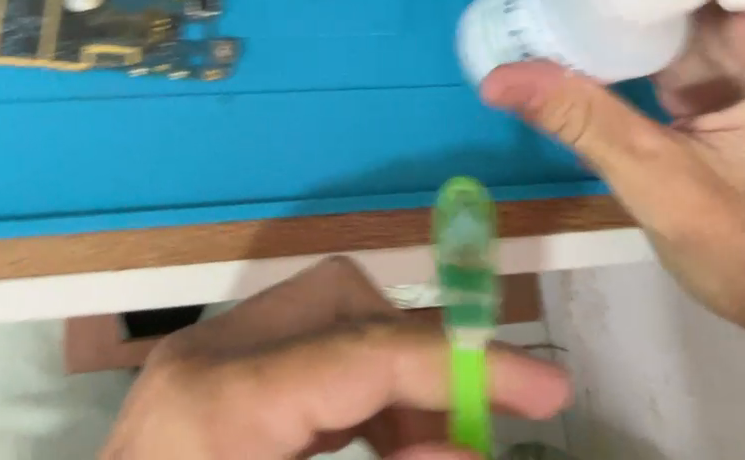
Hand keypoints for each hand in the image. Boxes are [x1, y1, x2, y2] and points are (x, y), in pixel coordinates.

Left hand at [101, 257, 570, 459]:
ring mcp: (197, 360)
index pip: (365, 349)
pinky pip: (296, 355)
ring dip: (388, 379)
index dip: (464, 364)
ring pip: (322, 318)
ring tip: (425, 453)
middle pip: (342, 300)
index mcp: (222, 400)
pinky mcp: (200, 379)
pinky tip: (374, 449)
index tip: (547, 388)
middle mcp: (207, 355)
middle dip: (417, 358)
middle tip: (468, 438)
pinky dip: (349, 395)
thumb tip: (472, 452)